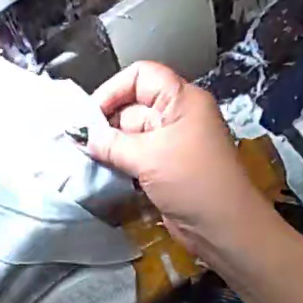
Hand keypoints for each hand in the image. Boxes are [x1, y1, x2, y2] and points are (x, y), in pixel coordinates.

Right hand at [86, 61, 279, 256]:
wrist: (222, 225)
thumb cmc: (192, 181)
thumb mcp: (148, 157)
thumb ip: (111, 144)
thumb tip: (83, 138)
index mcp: (181, 100)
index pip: (141, 76)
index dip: (113, 90)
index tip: (89, 116)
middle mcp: (176, 116)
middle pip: (132, 106)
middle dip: (106, 123)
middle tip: (81, 143)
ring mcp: (170, 144)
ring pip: (130, 135)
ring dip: (110, 147)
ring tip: (87, 159)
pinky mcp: (164, 168)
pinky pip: (135, 158)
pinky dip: (119, 164)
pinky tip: (102, 173)